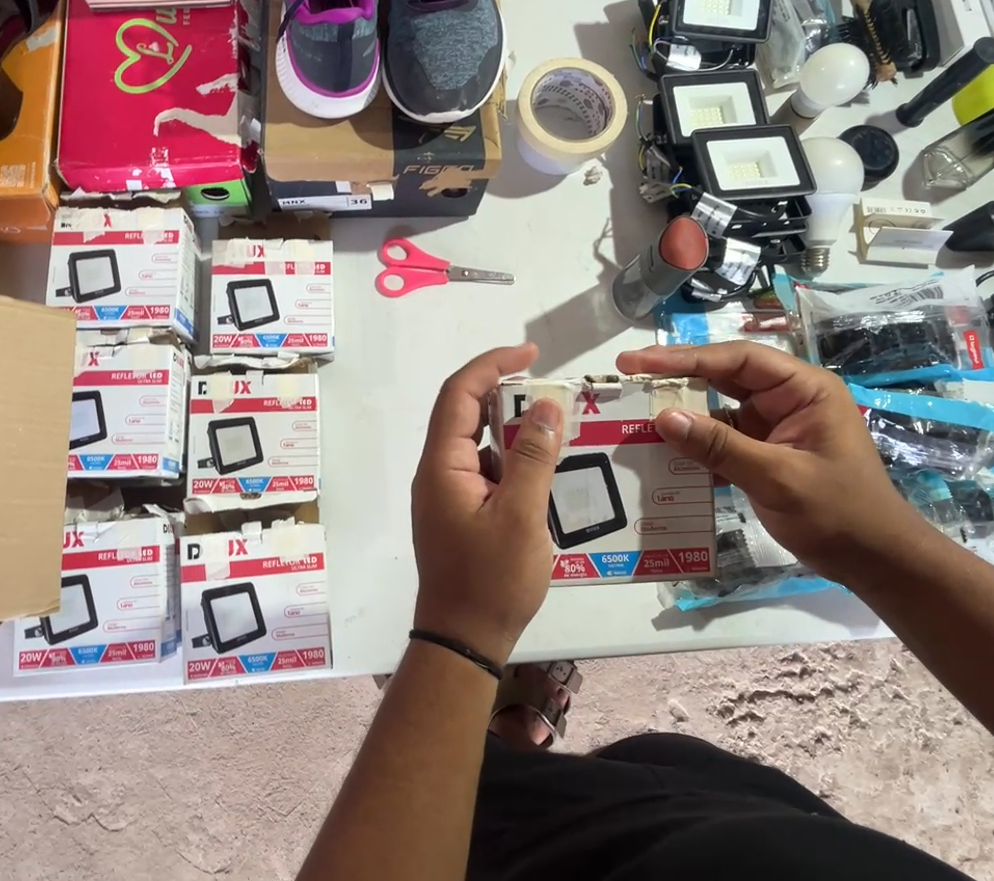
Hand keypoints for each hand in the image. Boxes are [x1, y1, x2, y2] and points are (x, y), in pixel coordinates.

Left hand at [409, 343, 561, 666]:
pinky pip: (485, 472)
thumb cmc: (491, 581)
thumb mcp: (521, 517)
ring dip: (512, 431)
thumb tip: (545, 404)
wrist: (463, 641)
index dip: (492, 365)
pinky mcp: (459, 513)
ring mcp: (446, 494)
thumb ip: (534, 458)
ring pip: (478, 444)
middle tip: (550, 392)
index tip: (531, 352)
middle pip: (464, 414)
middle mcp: (437, 472)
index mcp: (442, 465)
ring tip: (556, 431)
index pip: (458, 394)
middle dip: (505, 394)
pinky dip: (512, 462)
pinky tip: (545, 472)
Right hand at [615, 341, 930, 581]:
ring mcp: (774, 426)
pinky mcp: (763, 453)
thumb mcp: (778, 478)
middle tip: (627, 374)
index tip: (639, 361)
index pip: (736, 360)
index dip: (684, 357)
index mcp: (803, 390)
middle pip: (721, 376)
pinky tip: (659, 451)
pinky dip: (692, 445)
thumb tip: (663, 417)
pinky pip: (719, 439)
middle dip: (675, 376)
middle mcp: (787, 399)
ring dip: (679, 413)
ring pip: (716, 408)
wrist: (875, 562)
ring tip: (634, 412)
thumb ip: (719, 446)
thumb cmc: (840, 513)